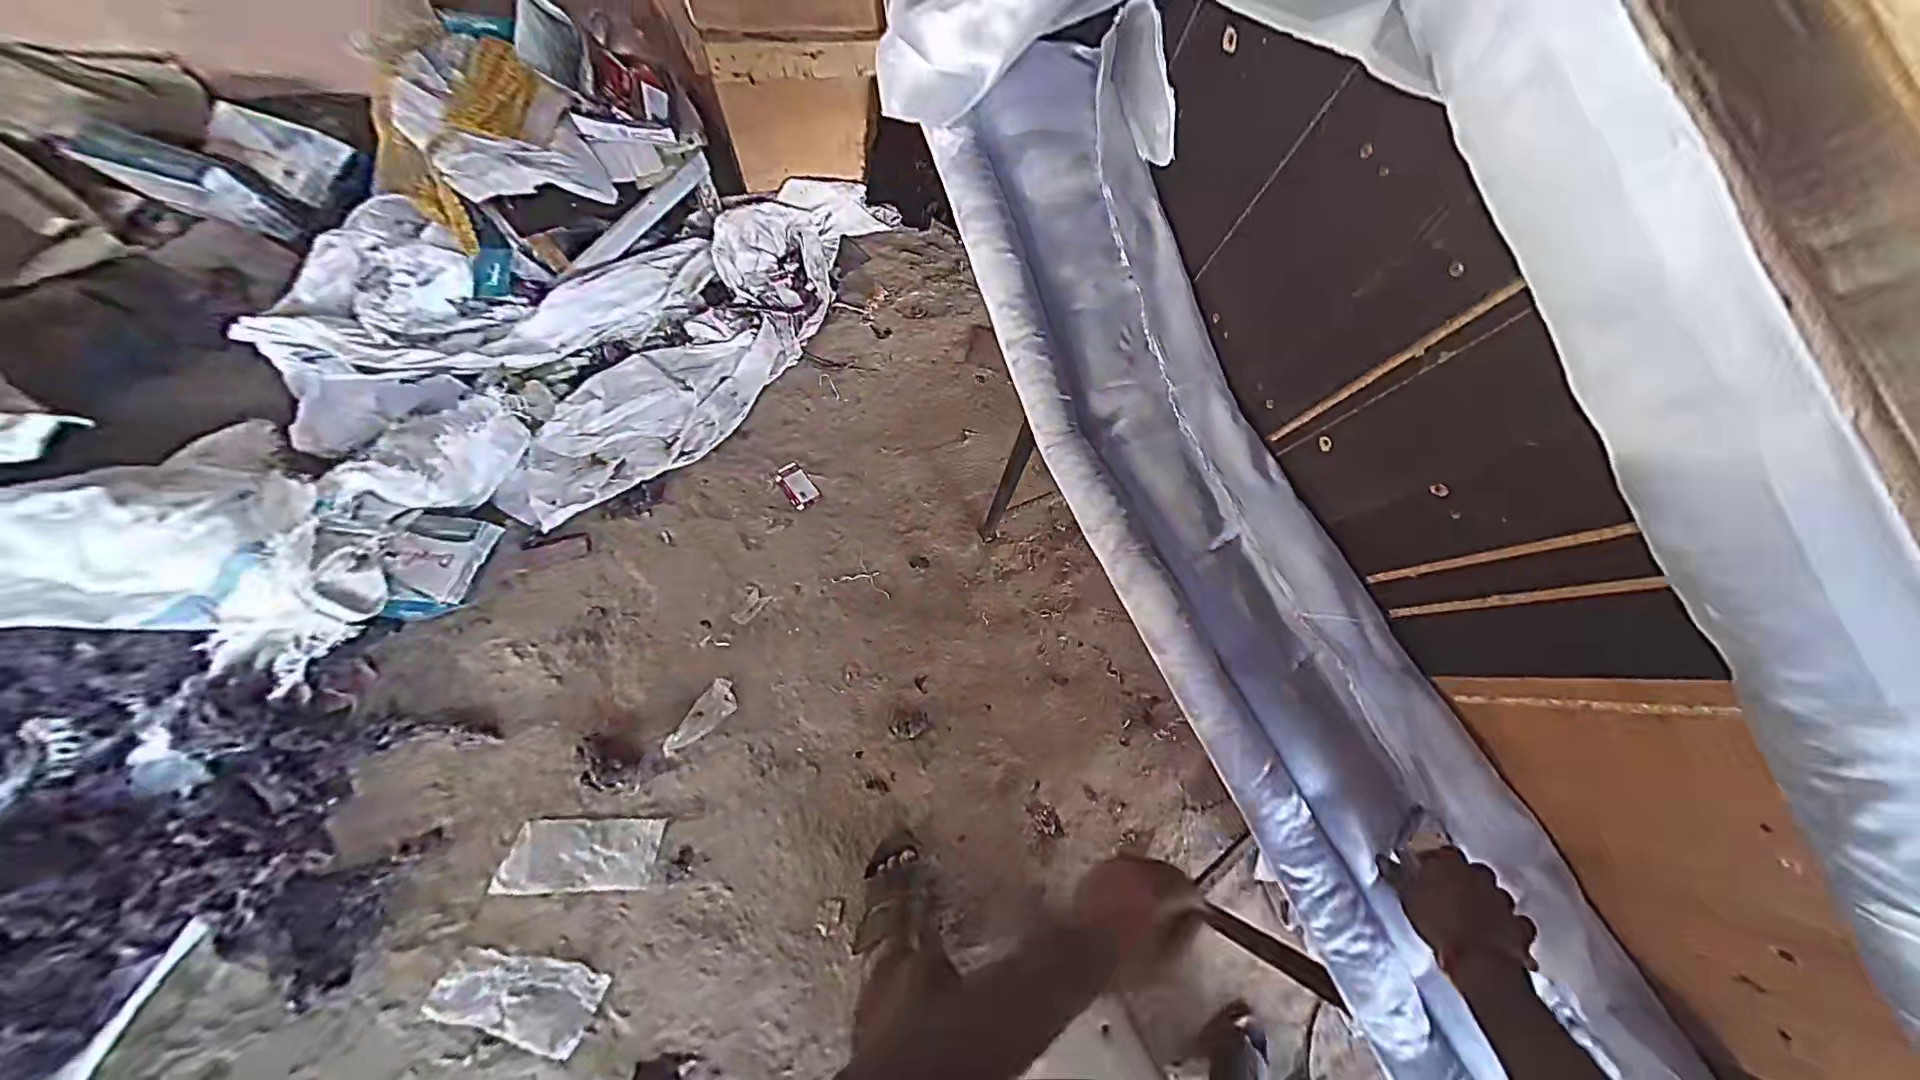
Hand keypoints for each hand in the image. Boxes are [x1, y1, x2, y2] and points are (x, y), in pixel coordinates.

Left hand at [1071, 856, 1201, 986]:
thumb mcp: (1163, 959)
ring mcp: (1114, 868)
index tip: (1196, 911)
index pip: (1185, 885)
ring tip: (1155, 899)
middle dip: (1175, 885)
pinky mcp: (1097, 871)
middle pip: (1165, 870)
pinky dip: (1132, 877)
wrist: (1076, 955)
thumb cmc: (1122, 963)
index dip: (1194, 899)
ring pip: (1144, 865)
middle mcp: (1136, 871)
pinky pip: (1123, 867)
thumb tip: (1196, 917)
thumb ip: (1185, 934)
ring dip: (1154, 878)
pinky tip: (1131, 894)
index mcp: (1156, 891)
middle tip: (1178, 905)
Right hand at [1384, 846, 1536, 973]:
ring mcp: (1502, 899)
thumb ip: (1397, 876)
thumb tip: (1383, 859)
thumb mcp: (1408, 897)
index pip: (1439, 848)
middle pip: (1470, 868)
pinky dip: (1508, 922)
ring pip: (1494, 891)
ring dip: (1485, 897)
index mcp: (1448, 863)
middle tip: (1448, 890)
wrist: (1480, 962)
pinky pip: (1515, 919)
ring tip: (1472, 911)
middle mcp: (1478, 875)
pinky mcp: (1520, 925)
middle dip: (1462, 876)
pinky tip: (1500, 929)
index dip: (1432, 856)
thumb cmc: (1438, 924)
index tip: (1424, 866)